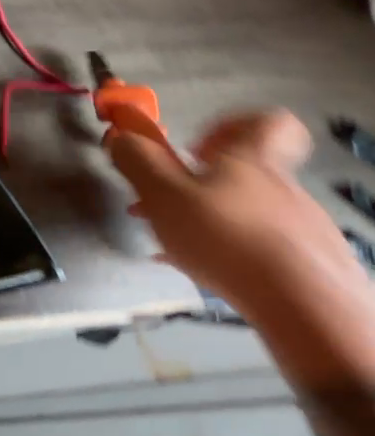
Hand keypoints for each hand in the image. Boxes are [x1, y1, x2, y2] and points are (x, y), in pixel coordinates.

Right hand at [107, 109, 358, 312]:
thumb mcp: (160, 192)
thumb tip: (122, 135)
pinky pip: (261, 245)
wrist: (309, 312)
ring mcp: (304, 227)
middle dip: (195, 182)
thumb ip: (136, 159)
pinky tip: (205, 269)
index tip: (196, 146)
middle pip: (241, 172)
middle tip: (164, 200)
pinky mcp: (313, 264)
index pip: (267, 123)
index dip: (230, 124)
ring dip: (207, 217)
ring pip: (246, 209)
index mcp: (251, 162)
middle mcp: (284, 188)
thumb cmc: (226, 239)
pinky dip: (229, 249)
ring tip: (177, 241)